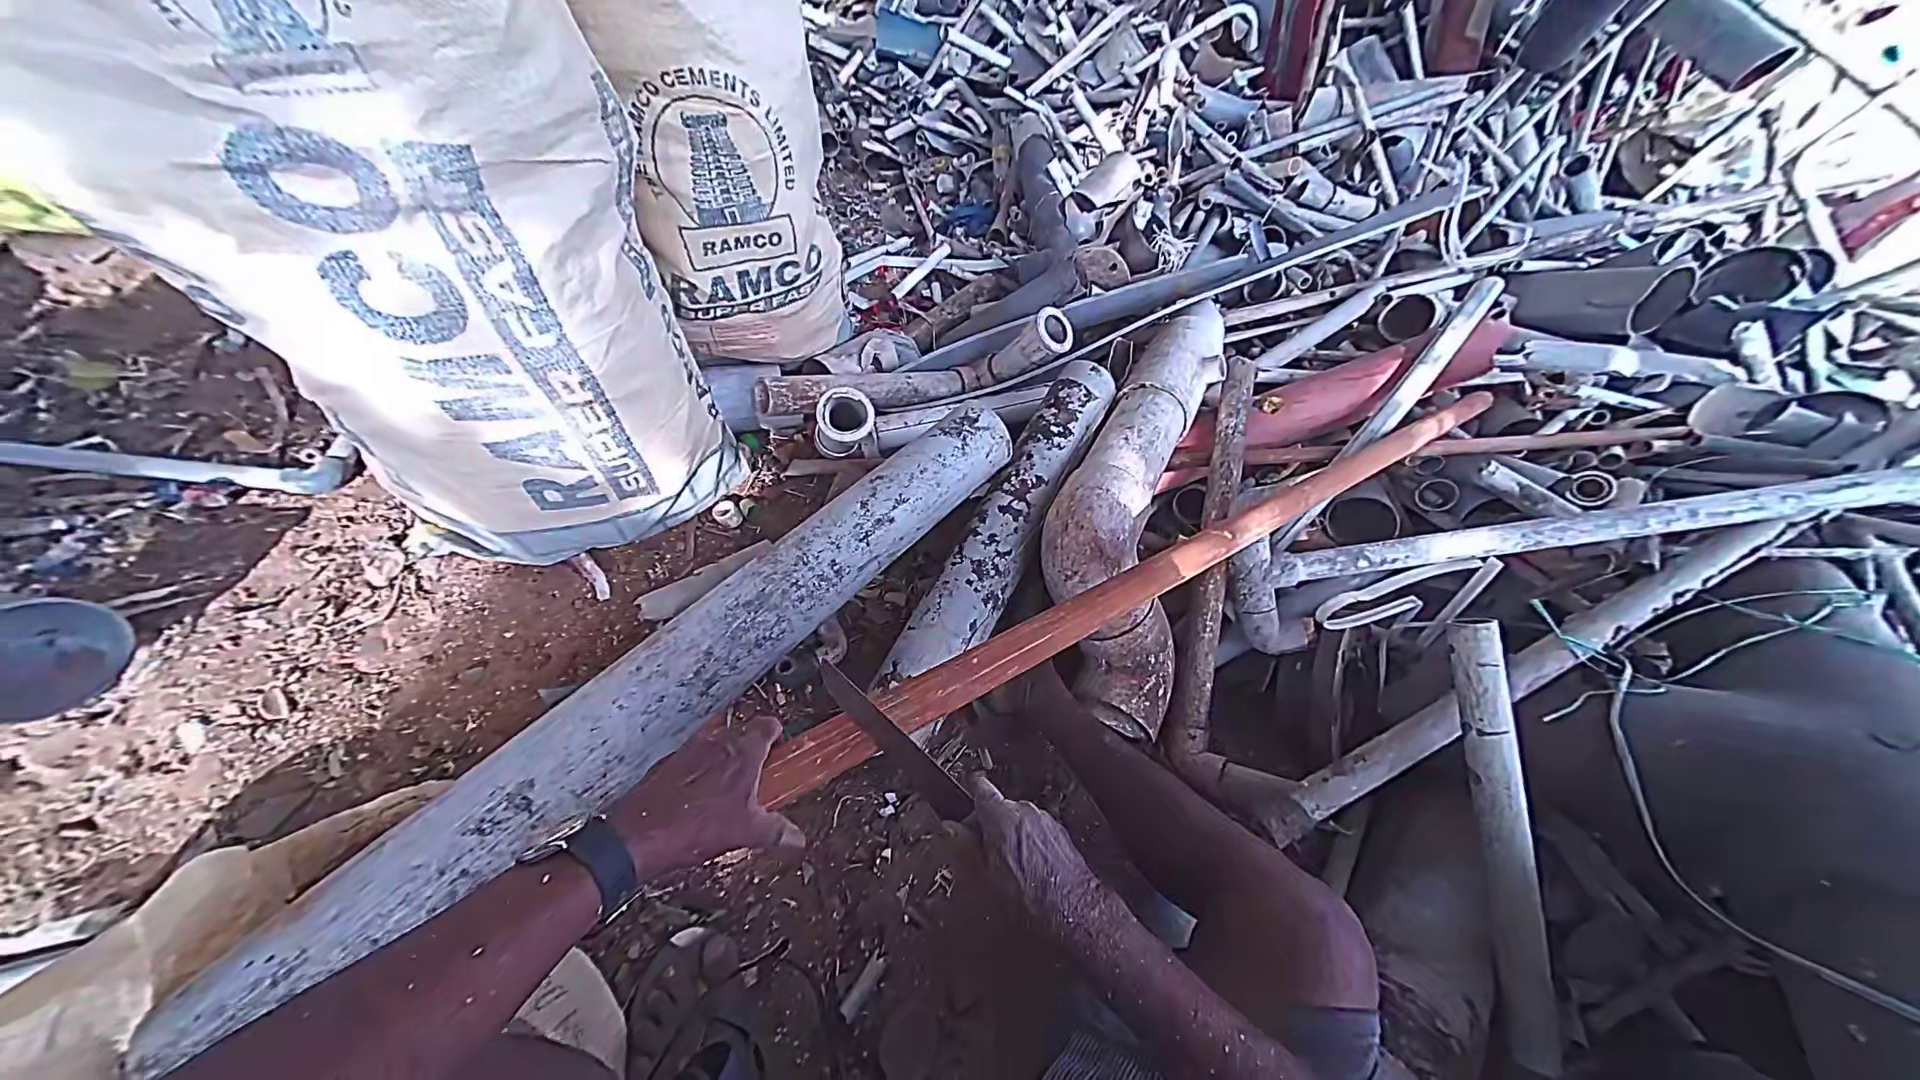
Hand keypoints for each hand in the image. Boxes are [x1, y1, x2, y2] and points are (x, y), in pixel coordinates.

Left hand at [609, 715, 804, 876]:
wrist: (637, 839)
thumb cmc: (692, 827)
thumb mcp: (746, 833)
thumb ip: (777, 831)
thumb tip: (796, 838)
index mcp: (743, 752)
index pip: (769, 725)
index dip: (777, 737)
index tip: (780, 752)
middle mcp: (717, 743)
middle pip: (743, 736)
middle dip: (751, 756)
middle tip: (755, 784)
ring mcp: (689, 750)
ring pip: (716, 748)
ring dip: (723, 765)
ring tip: (724, 798)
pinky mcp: (667, 764)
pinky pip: (691, 761)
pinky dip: (698, 775)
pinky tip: (696, 804)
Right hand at [966, 774, 1104, 941]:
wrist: (1073, 909)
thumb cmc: (1029, 897)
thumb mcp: (985, 875)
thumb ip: (965, 846)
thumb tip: (948, 828)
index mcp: (1001, 815)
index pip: (981, 789)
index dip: (972, 790)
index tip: (966, 792)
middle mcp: (1024, 810)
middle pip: (999, 808)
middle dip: (990, 826)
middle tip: (984, 853)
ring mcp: (1045, 819)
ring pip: (1019, 820)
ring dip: (1011, 835)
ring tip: (1009, 868)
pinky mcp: (1060, 832)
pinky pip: (1036, 830)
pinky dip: (1030, 843)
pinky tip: (1030, 870)